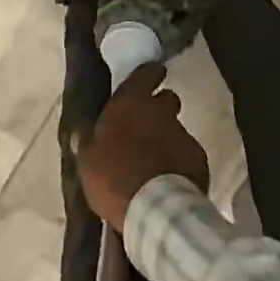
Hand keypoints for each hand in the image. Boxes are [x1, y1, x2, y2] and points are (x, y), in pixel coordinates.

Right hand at [79, 63, 210, 232]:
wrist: (153, 208)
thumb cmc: (113, 176)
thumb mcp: (88, 160)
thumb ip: (88, 142)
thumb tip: (81, 133)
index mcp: (132, 101)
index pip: (147, 72)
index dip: (149, 74)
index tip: (149, 78)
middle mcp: (161, 109)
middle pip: (167, 98)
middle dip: (160, 109)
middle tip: (147, 128)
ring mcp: (182, 132)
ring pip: (176, 128)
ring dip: (168, 139)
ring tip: (156, 163)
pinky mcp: (198, 157)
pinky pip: (188, 154)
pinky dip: (180, 162)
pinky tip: (170, 181)